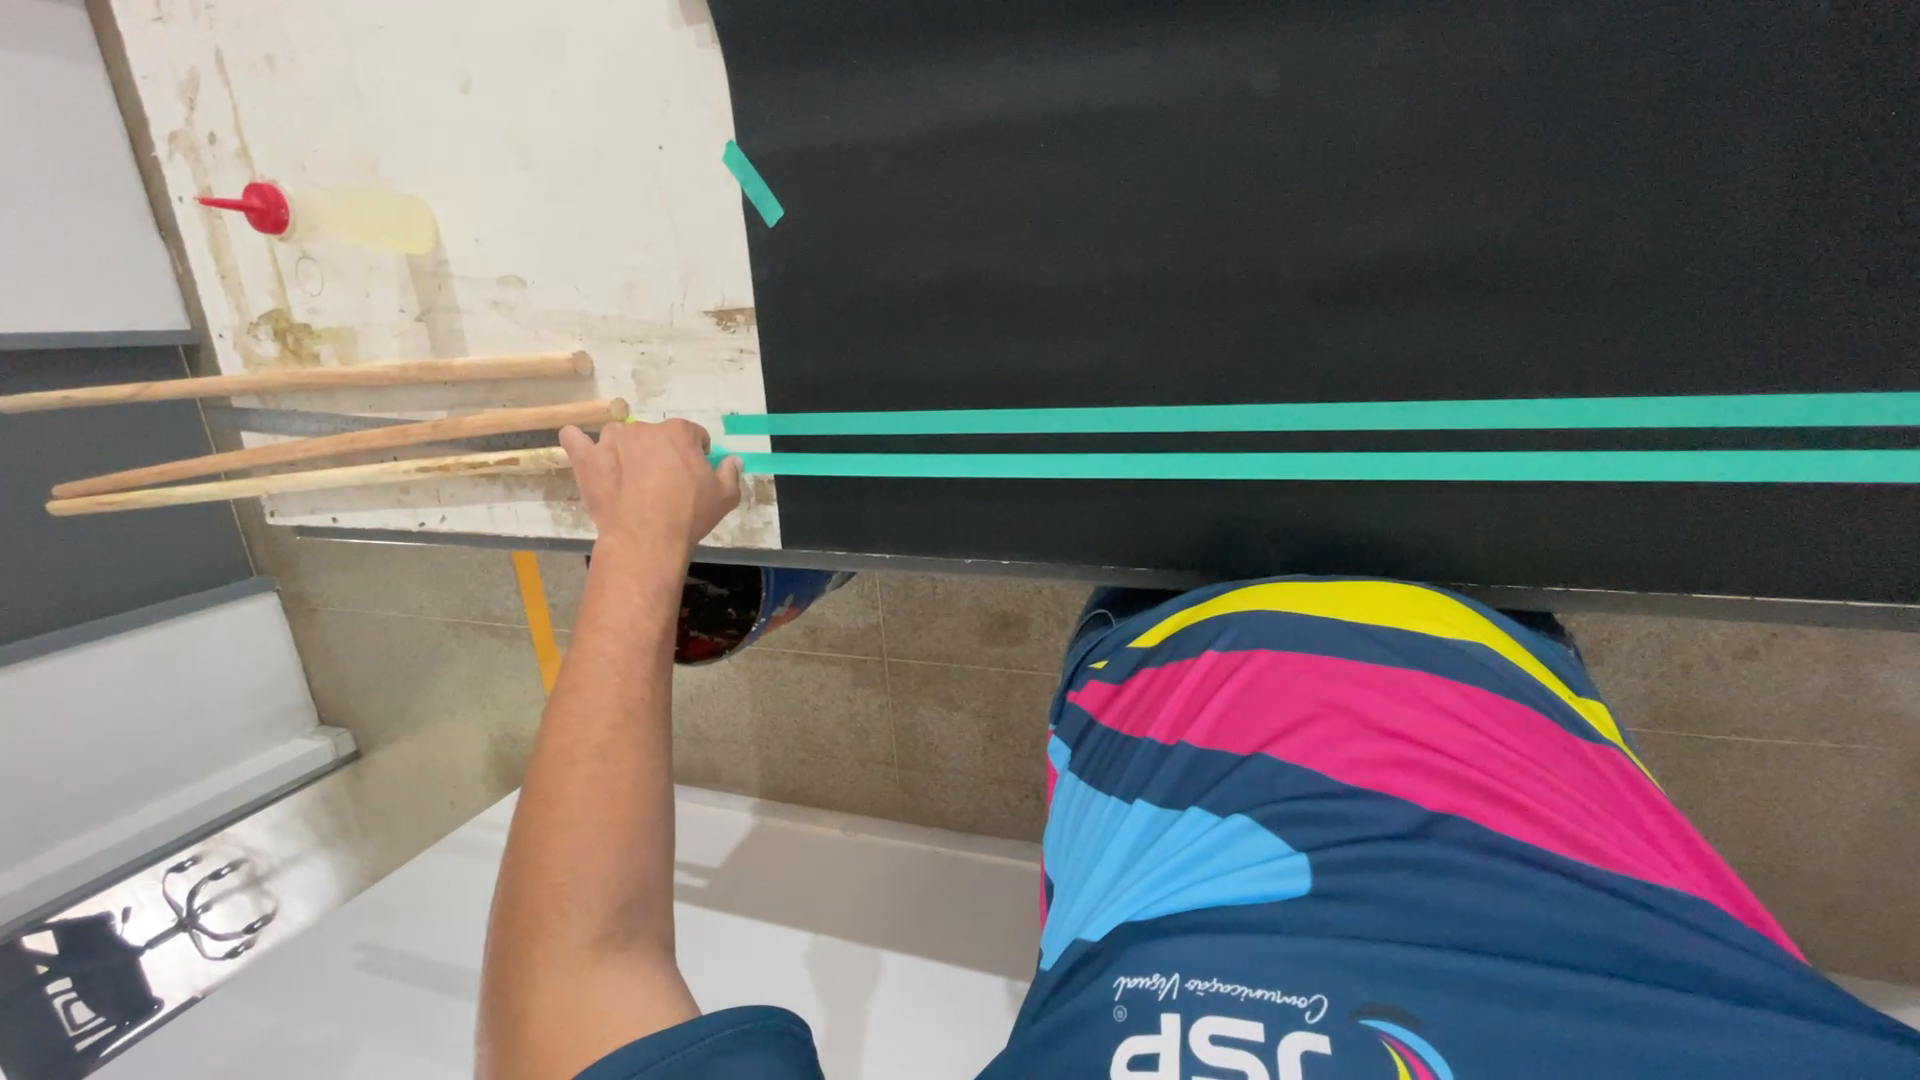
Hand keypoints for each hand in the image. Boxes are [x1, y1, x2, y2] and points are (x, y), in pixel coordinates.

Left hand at [559, 419, 742, 557]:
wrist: (646, 538)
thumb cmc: (689, 514)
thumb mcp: (725, 497)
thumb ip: (730, 473)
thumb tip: (733, 460)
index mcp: (679, 433)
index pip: (693, 434)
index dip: (697, 453)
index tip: (695, 473)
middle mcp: (644, 429)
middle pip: (655, 435)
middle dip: (660, 453)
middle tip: (663, 482)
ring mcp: (611, 441)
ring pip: (619, 437)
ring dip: (624, 450)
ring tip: (628, 478)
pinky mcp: (586, 458)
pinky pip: (575, 439)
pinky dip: (578, 442)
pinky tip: (583, 449)